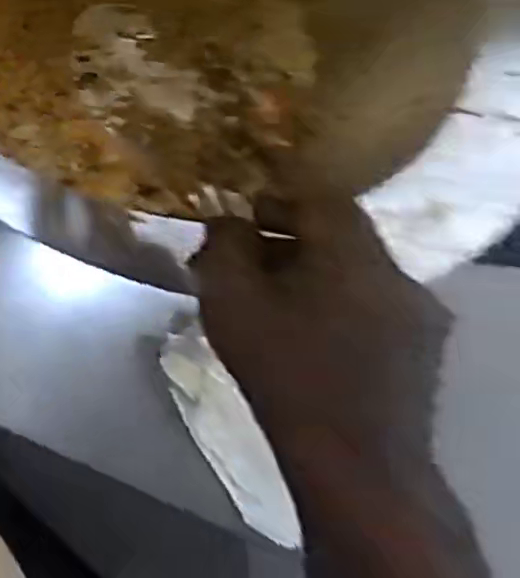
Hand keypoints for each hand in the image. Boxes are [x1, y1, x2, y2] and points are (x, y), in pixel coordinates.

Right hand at [192, 177, 449, 474]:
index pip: (326, 201)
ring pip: (350, 270)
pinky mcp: (417, 347)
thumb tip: (229, 217)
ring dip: (300, 266)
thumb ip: (226, 242)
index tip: (237, 203)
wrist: (350, 450)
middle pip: (339, 237)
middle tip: (230, 249)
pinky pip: (365, 299)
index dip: (279, 194)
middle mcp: (401, 282)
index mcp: (358, 262)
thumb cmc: (279, 359)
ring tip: (252, 287)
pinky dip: (323, 293)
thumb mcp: (229, 291)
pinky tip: (286, 317)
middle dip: (281, 235)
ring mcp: (418, 318)